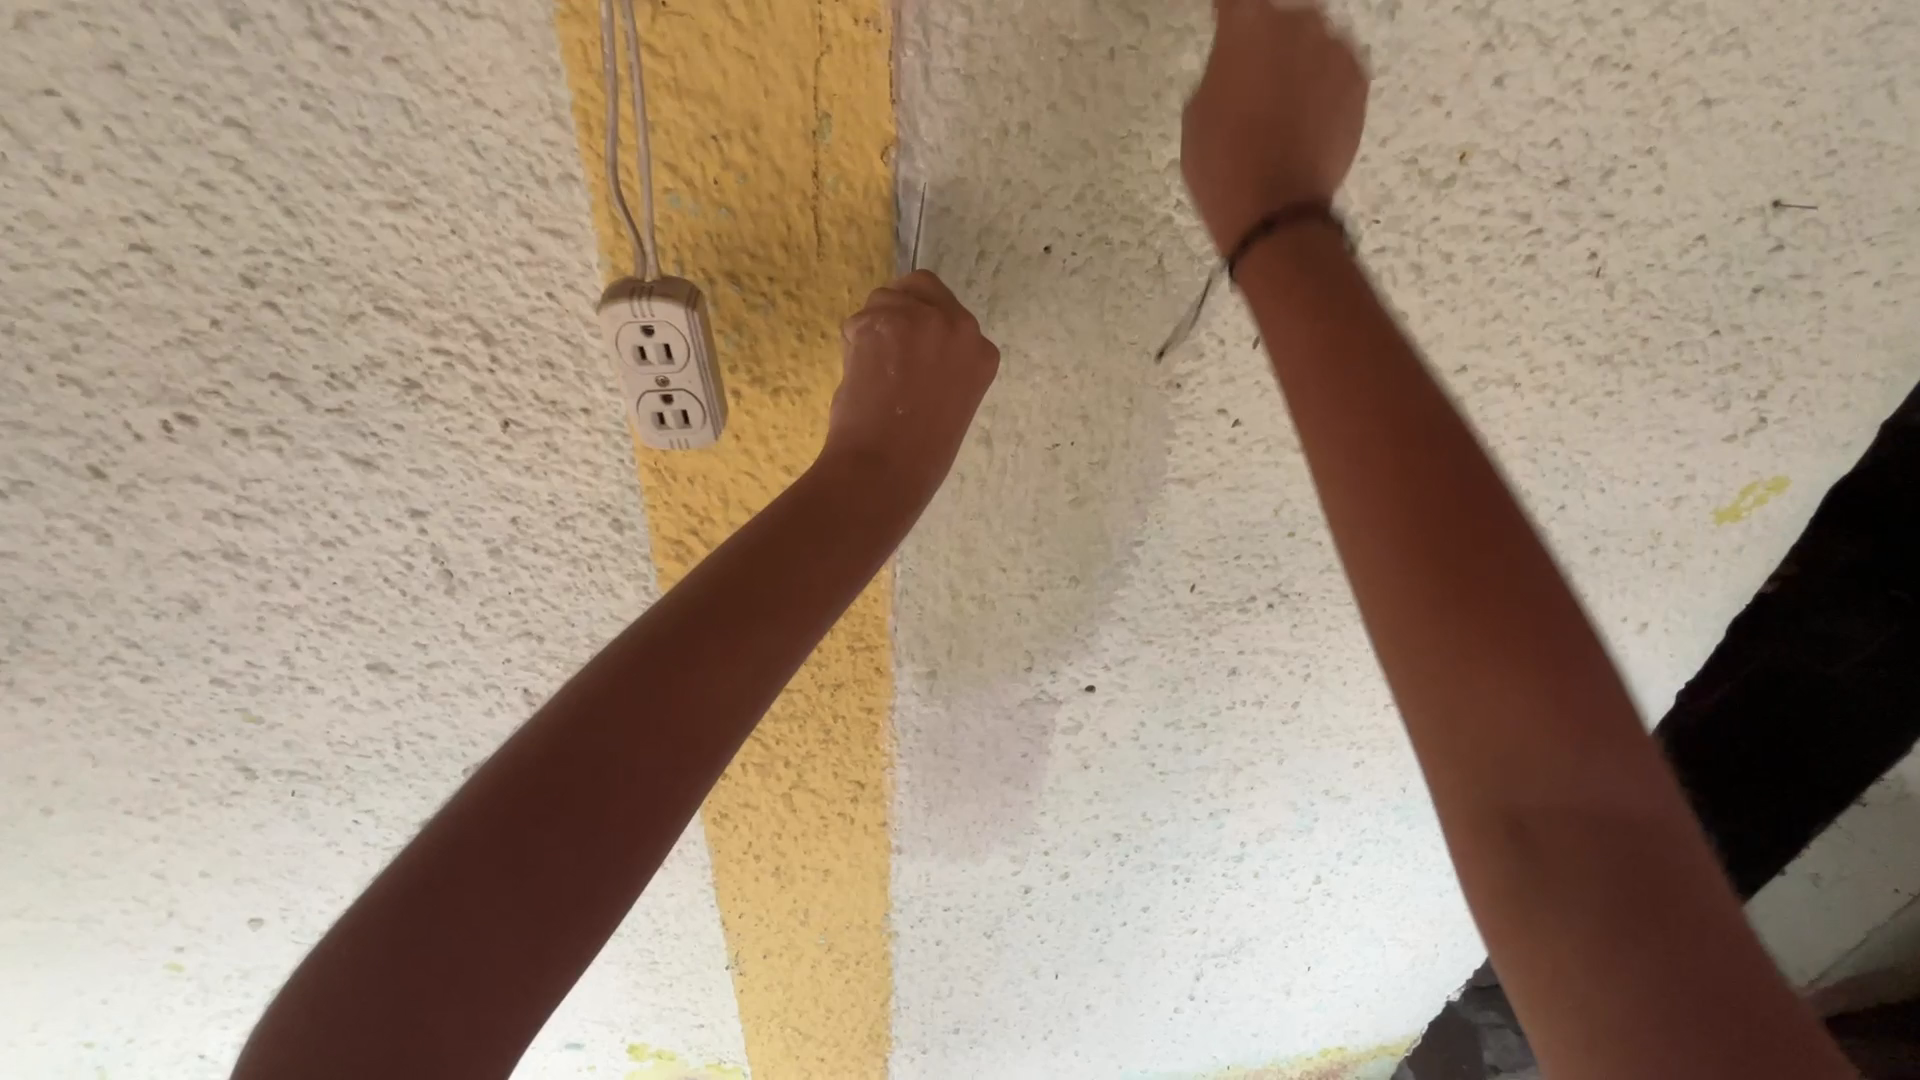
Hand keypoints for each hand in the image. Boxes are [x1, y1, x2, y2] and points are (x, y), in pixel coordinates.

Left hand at [822, 270, 999, 499]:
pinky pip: (858, 320)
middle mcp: (959, 326)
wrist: (888, 467)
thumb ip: (944, 365)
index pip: (950, 316)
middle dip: (900, 311)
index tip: (911, 357)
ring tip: (874, 373)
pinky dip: (853, 345)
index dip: (924, 331)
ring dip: (874, 328)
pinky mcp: (882, 321)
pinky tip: (861, 377)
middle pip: (920, 287)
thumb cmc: (921, 452)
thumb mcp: (954, 401)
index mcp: (982, 353)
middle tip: (885, 349)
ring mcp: (921, 319)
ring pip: (884, 300)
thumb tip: (912, 347)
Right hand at [1182, 0, 1369, 254]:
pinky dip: (1320, 87)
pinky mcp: (1358, 80)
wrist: (1275, 211)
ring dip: (1295, 64)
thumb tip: (1232, 71)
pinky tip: (1300, 121)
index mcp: (1245, 25)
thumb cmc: (1226, 168)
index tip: (1221, 15)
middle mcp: (1296, 22)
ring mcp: (1333, 49)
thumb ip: (1218, 74)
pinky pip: (1335, 69)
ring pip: (1310, 42)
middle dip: (1265, 43)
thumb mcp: (1196, 116)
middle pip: (1279, 16)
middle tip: (1248, 84)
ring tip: (1277, 110)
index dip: (1225, 11)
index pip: (1233, 0)